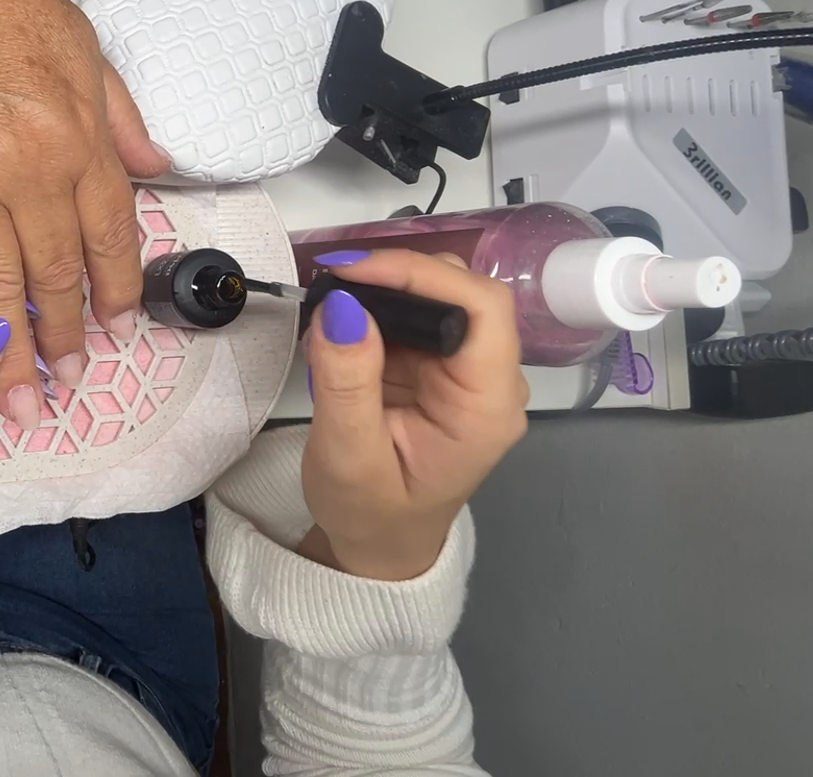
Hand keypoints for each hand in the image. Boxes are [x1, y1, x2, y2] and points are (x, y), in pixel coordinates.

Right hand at [0, 0, 167, 427]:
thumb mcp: (78, 40)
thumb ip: (118, 110)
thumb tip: (154, 165)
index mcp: (76, 133)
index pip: (109, 235)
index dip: (115, 291)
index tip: (115, 329)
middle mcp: (26, 167)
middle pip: (55, 274)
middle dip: (64, 338)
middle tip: (66, 384)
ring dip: (6, 355)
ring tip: (16, 405)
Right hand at [298, 250, 529, 580]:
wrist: (377, 543)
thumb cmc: (369, 511)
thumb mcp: (347, 453)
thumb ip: (346, 381)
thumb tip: (339, 306)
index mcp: (484, 407)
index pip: (480, 311)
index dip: (420, 275)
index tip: (352, 270)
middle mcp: (485, 382)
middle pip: (463, 294)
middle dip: (398, 273)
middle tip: (330, 278)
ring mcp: (460, 374)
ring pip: (436, 298)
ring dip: (382, 287)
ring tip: (327, 296)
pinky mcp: (432, 370)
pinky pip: (410, 319)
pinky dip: (371, 306)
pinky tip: (336, 318)